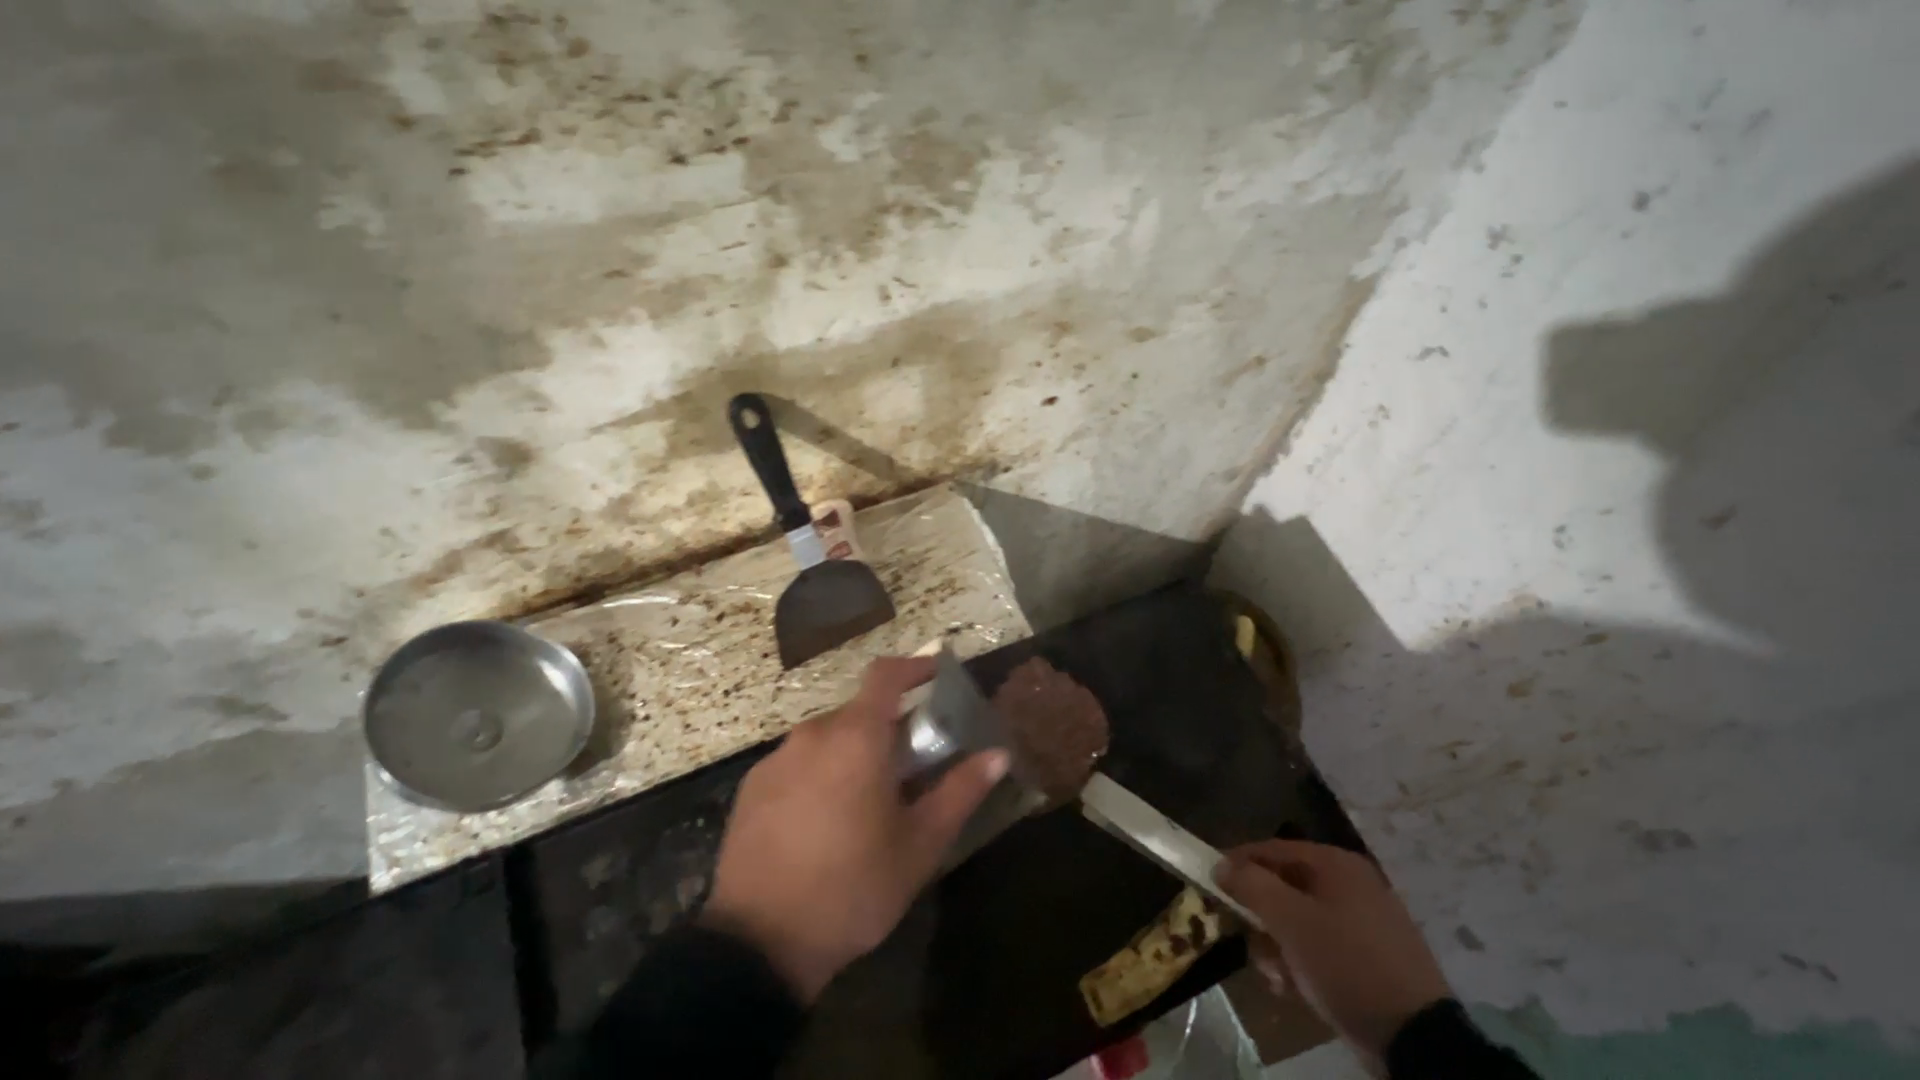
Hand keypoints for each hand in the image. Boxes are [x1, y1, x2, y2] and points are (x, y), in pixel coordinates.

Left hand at [701, 656, 1009, 1001]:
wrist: (760, 941)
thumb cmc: (854, 888)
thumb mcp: (920, 845)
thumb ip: (960, 792)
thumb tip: (997, 755)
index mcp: (856, 738)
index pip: (885, 675)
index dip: (915, 667)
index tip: (938, 675)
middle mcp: (812, 735)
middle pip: (858, 713)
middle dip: (890, 729)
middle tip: (915, 767)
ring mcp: (775, 760)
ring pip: (827, 740)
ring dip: (854, 755)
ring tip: (872, 802)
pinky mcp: (751, 788)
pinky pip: (797, 764)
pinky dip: (821, 775)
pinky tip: (827, 822)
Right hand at [1215, 840, 1449, 1068]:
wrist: (1414, 1034)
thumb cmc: (1345, 963)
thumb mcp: (1290, 921)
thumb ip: (1252, 886)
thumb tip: (1222, 865)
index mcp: (1335, 865)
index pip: (1272, 848)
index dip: (1237, 863)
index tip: (1210, 886)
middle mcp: (1350, 884)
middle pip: (1283, 886)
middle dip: (1260, 917)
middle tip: (1248, 940)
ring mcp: (1361, 922)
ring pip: (1297, 921)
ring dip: (1276, 946)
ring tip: (1276, 975)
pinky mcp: (1367, 957)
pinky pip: (1318, 947)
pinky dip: (1300, 963)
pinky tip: (1295, 988)